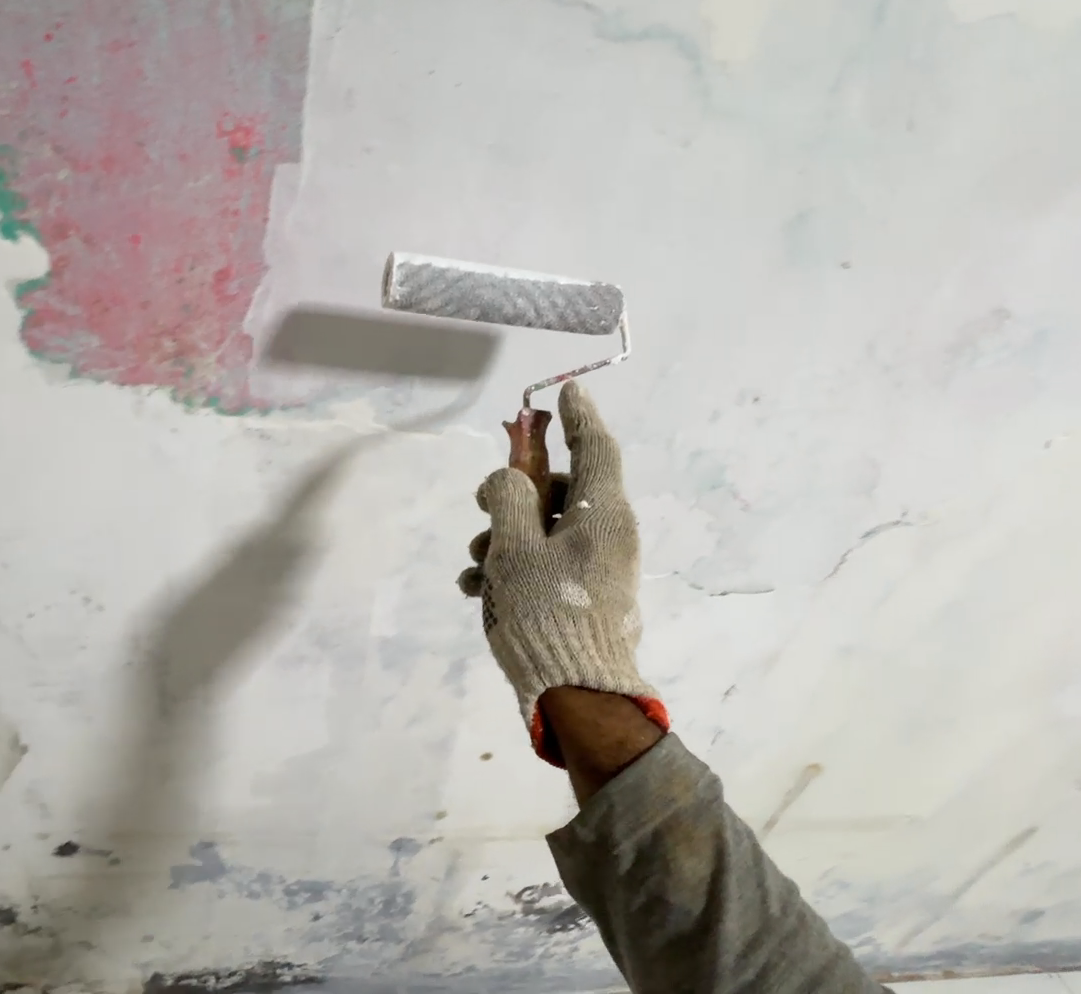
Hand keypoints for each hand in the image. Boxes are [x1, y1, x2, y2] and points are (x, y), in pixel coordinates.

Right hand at [460, 381, 667, 766]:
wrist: (575, 692)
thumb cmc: (546, 610)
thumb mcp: (515, 547)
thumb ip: (508, 499)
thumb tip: (510, 481)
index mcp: (603, 513)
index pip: (595, 447)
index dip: (578, 416)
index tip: (567, 389)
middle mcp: (607, 533)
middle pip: (560, 491)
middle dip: (514, 497)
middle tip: (480, 509)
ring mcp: (598, 566)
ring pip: (545, 529)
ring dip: (504, 539)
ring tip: (473, 571)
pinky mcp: (585, 594)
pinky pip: (546, 562)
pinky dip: (513, 567)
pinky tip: (478, 592)